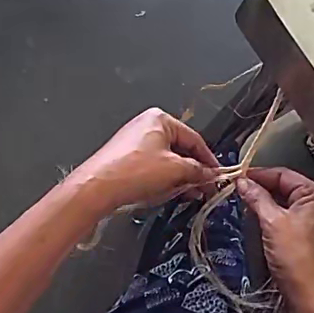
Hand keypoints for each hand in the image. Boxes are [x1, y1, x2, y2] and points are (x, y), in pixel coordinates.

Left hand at [68, 109, 218, 213]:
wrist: (96, 188)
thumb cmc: (131, 171)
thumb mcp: (175, 170)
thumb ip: (198, 170)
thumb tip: (210, 174)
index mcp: (160, 119)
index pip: (194, 139)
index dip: (209, 159)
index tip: (217, 175)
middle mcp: (146, 126)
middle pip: (181, 149)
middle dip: (194, 171)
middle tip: (205, 187)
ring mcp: (135, 142)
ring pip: (167, 160)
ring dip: (180, 177)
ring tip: (190, 193)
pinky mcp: (126, 159)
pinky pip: (153, 167)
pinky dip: (165, 179)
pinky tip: (170, 192)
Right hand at [235, 167, 313, 312]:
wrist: (310, 297)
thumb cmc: (298, 259)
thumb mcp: (273, 223)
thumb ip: (257, 198)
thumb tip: (243, 182)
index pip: (284, 174)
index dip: (259, 174)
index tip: (237, 177)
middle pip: (285, 187)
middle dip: (261, 188)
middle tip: (236, 190)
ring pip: (285, 203)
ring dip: (265, 203)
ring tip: (244, 203)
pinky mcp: (309, 236)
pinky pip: (287, 217)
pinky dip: (272, 216)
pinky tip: (257, 219)